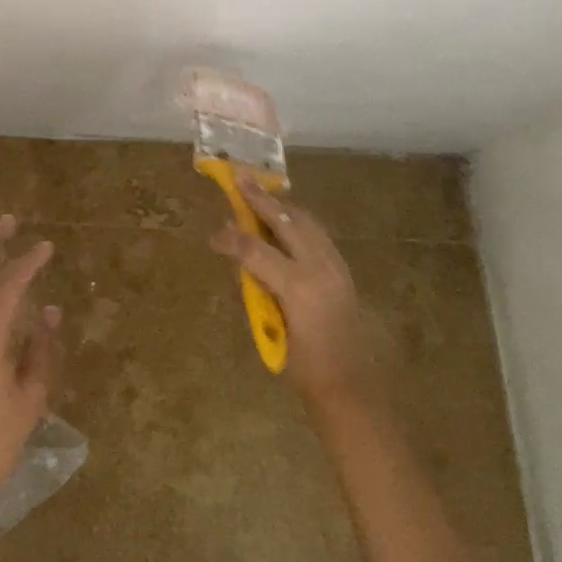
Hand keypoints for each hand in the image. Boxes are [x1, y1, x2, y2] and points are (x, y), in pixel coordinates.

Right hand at [209, 178, 373, 403]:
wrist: (348, 384)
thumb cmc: (302, 366)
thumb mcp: (271, 327)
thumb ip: (257, 289)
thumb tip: (241, 260)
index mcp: (297, 286)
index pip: (256, 249)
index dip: (231, 239)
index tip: (214, 235)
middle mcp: (319, 267)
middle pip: (286, 221)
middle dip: (260, 199)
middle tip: (240, 177)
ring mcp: (335, 266)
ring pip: (306, 221)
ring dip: (282, 205)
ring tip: (260, 192)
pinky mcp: (342, 270)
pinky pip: (318, 234)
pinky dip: (298, 220)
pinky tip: (286, 219)